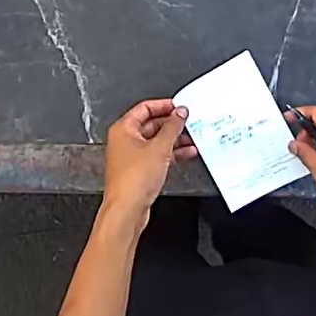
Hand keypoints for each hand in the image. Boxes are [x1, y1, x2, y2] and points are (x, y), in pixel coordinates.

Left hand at [102, 99, 191, 222]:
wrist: (127, 210)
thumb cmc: (132, 180)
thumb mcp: (160, 147)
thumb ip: (173, 127)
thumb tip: (180, 113)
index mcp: (124, 129)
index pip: (145, 108)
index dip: (164, 105)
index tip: (179, 107)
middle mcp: (125, 141)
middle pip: (151, 124)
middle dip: (172, 124)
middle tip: (188, 122)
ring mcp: (132, 157)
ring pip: (156, 141)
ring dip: (174, 139)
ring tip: (192, 137)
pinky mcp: (139, 171)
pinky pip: (157, 155)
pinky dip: (171, 153)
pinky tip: (186, 153)